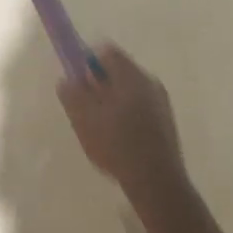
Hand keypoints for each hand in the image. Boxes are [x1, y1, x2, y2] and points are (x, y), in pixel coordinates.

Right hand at [57, 44, 186, 198]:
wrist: (156, 181)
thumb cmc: (116, 145)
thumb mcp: (83, 119)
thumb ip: (72, 93)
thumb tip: (67, 79)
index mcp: (130, 77)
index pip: (106, 51)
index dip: (86, 60)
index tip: (76, 79)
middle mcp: (149, 82)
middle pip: (118, 70)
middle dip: (98, 83)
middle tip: (84, 106)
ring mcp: (161, 101)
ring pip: (128, 89)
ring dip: (111, 100)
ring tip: (99, 126)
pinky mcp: (165, 120)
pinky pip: (139, 105)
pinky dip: (125, 113)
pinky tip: (117, 138)